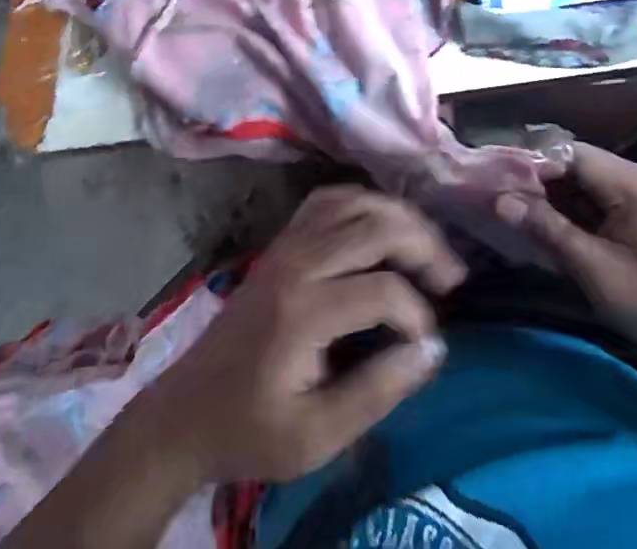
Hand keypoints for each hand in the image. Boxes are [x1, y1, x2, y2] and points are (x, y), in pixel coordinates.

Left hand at [127, 186, 465, 484]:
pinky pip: (329, 200)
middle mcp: (296, 263)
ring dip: (400, 218)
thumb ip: (378, 392)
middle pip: (377, 226)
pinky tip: (383, 226)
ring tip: (427, 249)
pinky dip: (365, 203)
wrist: (184, 414)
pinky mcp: (280, 243)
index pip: (384, 290)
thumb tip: (433, 348)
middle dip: (425, 247)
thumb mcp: (316, 436)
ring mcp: (286, 245)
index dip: (418, 316)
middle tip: (452, 278)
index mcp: (303, 311)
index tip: (423, 347)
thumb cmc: (250, 430)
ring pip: (356, 201)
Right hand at [495, 143, 636, 383]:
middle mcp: (636, 181)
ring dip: (548, 202)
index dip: (528, 161)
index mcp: (631, 182)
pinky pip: (595, 210)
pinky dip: (568, 219)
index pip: (568, 152)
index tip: (490, 178)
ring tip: (505, 215)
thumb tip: (499, 200)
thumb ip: (547, 230)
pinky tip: (539, 234)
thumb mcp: (596, 269)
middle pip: (573, 167)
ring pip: (581, 190)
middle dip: (534, 183)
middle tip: (491, 199)